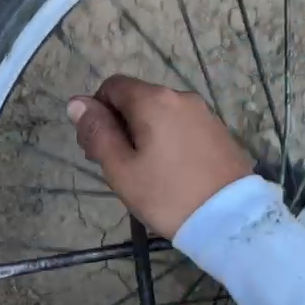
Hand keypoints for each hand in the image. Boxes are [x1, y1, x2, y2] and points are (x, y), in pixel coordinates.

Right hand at [67, 76, 254, 237]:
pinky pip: (180, 126)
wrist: (228, 217)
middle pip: (137, 99)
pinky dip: (165, 139)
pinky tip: (166, 170)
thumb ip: (97, 132)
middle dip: (118, 124)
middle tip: (113, 165)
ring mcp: (203, 113)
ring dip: (141, 133)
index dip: (96, 111)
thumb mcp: (121, 169)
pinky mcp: (218, 131)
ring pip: (159, 114)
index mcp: (153, 101)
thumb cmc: (166, 195)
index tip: (95, 145)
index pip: (112, 86)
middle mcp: (180, 97)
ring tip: (141, 172)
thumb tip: (76, 103)